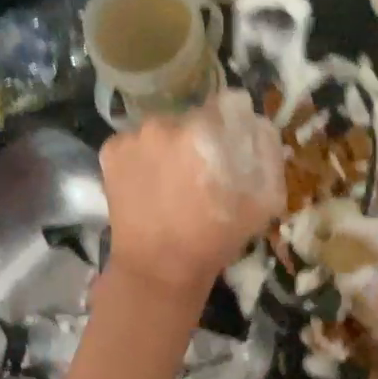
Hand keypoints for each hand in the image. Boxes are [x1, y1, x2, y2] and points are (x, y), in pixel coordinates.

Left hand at [98, 89, 284, 295]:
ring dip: (168, 148)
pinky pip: (134, 144)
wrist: (158, 270)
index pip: (226, 107)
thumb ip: (267, 157)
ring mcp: (132, 136)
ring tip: (172, 183)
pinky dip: (142, 159)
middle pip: (190, 119)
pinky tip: (148, 186)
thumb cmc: (214, 240)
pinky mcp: (110, 152)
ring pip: (160, 131)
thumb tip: (261, 127)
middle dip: (198, 141)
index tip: (231, 151)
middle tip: (200, 175)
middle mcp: (164, 123)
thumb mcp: (261, 203)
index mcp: (204, 131)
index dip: (232, 128)